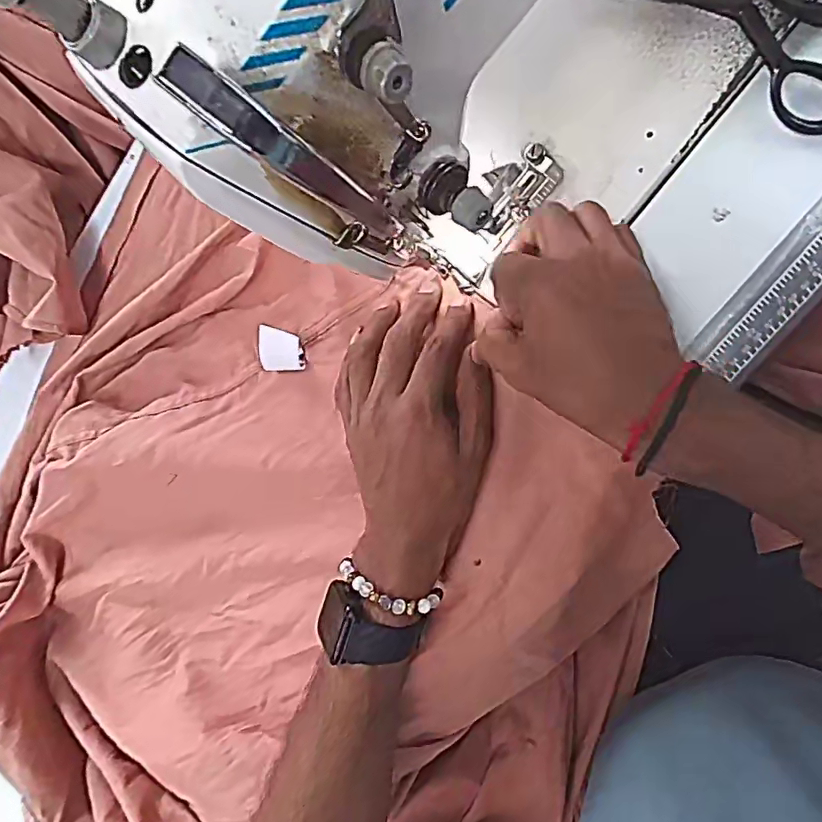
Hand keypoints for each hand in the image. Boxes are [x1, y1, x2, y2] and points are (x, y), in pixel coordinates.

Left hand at [337, 283, 494, 599]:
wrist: (402, 533)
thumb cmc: (446, 496)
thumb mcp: (474, 450)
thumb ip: (475, 398)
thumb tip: (475, 352)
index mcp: (418, 411)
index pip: (434, 351)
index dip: (451, 324)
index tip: (463, 304)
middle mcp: (383, 405)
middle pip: (396, 343)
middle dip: (415, 310)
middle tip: (429, 287)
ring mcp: (361, 413)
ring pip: (364, 355)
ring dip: (377, 323)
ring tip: (392, 301)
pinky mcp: (349, 423)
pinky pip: (346, 378)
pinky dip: (354, 353)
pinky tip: (363, 338)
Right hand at [475, 203, 684, 449]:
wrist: (642, 396)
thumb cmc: (591, 385)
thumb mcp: (522, 373)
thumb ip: (494, 346)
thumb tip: (488, 335)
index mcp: (538, 284)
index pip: (504, 264)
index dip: (503, 288)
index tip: (511, 307)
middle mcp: (573, 262)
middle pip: (541, 220)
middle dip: (528, 241)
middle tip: (528, 266)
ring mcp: (607, 259)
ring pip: (583, 211)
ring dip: (566, 227)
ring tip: (559, 251)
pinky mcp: (635, 267)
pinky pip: (618, 229)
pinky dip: (602, 235)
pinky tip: (594, 256)